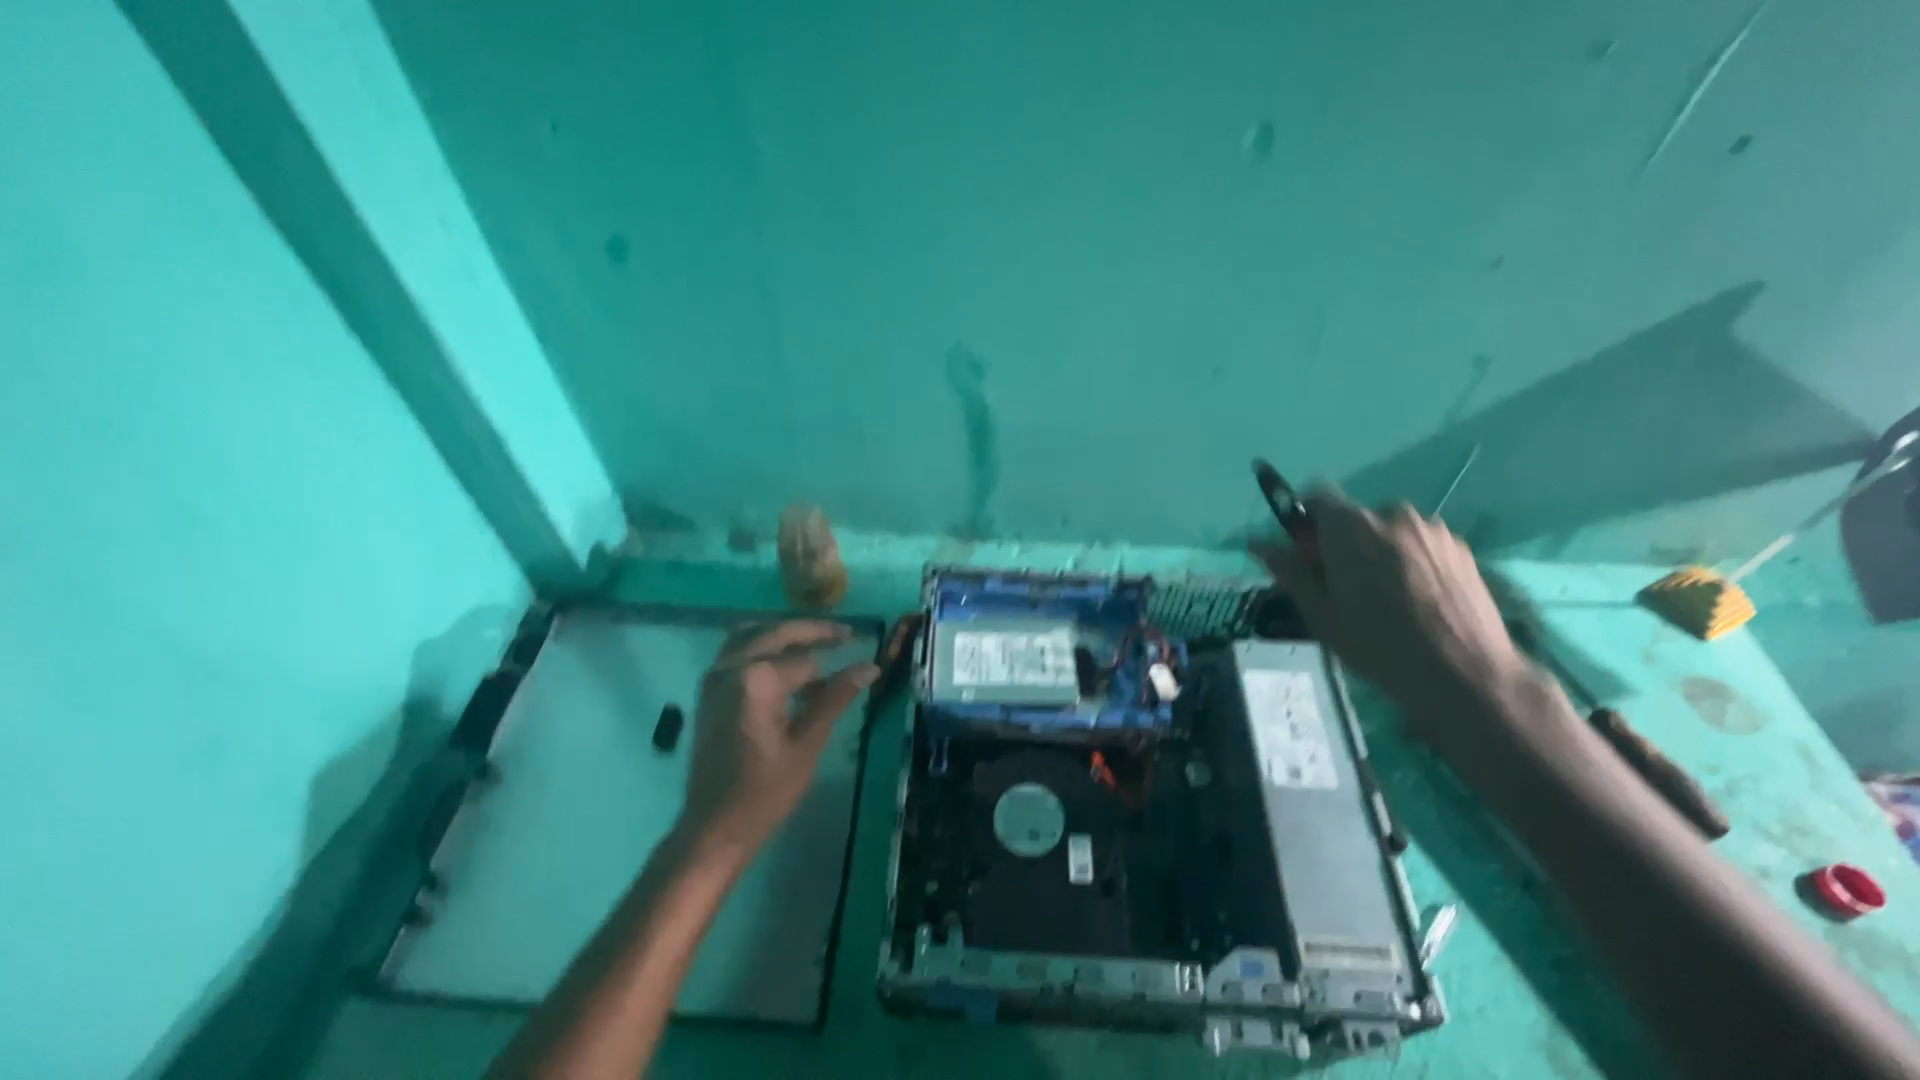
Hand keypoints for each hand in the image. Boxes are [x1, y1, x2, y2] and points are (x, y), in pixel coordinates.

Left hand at [681, 621, 878, 847]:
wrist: (714, 825)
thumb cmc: (766, 791)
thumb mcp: (808, 744)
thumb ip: (835, 698)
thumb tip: (869, 667)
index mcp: (756, 680)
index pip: (804, 658)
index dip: (834, 657)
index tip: (858, 650)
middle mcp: (730, 667)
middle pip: (775, 633)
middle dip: (811, 631)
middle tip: (844, 634)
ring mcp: (714, 677)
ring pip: (752, 636)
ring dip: (783, 634)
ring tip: (816, 644)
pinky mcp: (708, 690)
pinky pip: (737, 652)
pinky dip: (762, 648)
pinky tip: (786, 666)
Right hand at [1250, 488, 1538, 756]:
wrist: (1464, 673)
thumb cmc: (1378, 646)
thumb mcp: (1321, 615)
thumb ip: (1290, 572)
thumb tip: (1259, 544)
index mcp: (1350, 527)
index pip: (1317, 495)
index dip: (1305, 520)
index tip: (1306, 554)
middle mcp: (1392, 514)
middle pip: (1355, 517)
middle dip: (1344, 542)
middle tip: (1345, 586)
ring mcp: (1432, 529)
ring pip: (1390, 530)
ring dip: (1380, 551)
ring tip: (1388, 598)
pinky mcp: (1460, 547)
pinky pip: (1421, 543)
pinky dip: (1411, 561)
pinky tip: (1418, 601)